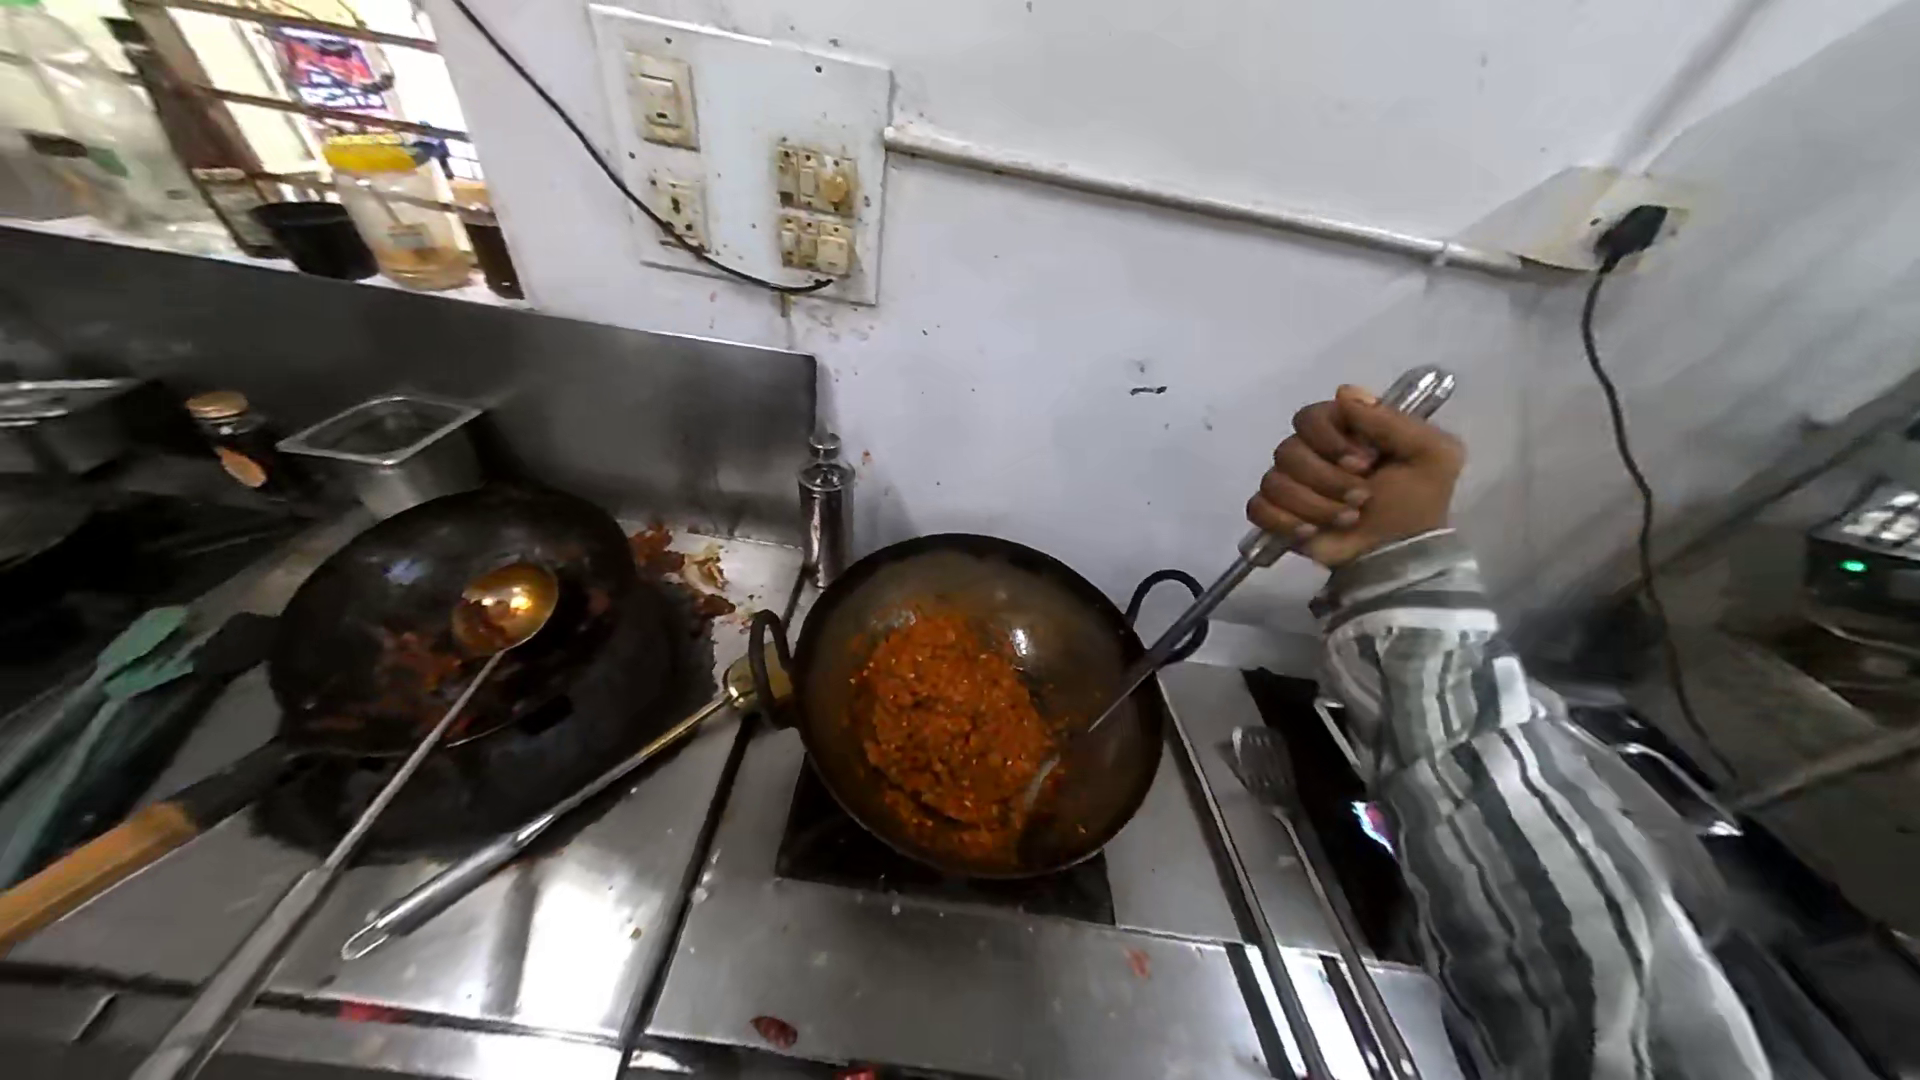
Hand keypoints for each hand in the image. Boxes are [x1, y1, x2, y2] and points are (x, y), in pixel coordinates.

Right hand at [1246, 384, 1463, 566]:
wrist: (1398, 553)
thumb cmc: (1415, 502)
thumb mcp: (1431, 453)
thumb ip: (1392, 420)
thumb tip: (1344, 392)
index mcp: (1341, 431)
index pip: (1309, 417)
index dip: (1330, 440)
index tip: (1364, 463)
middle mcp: (1308, 452)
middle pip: (1288, 451)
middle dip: (1327, 479)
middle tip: (1362, 498)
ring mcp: (1287, 484)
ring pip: (1275, 482)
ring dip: (1315, 505)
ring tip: (1347, 519)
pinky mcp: (1274, 514)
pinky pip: (1258, 507)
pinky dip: (1284, 521)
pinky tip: (1310, 532)